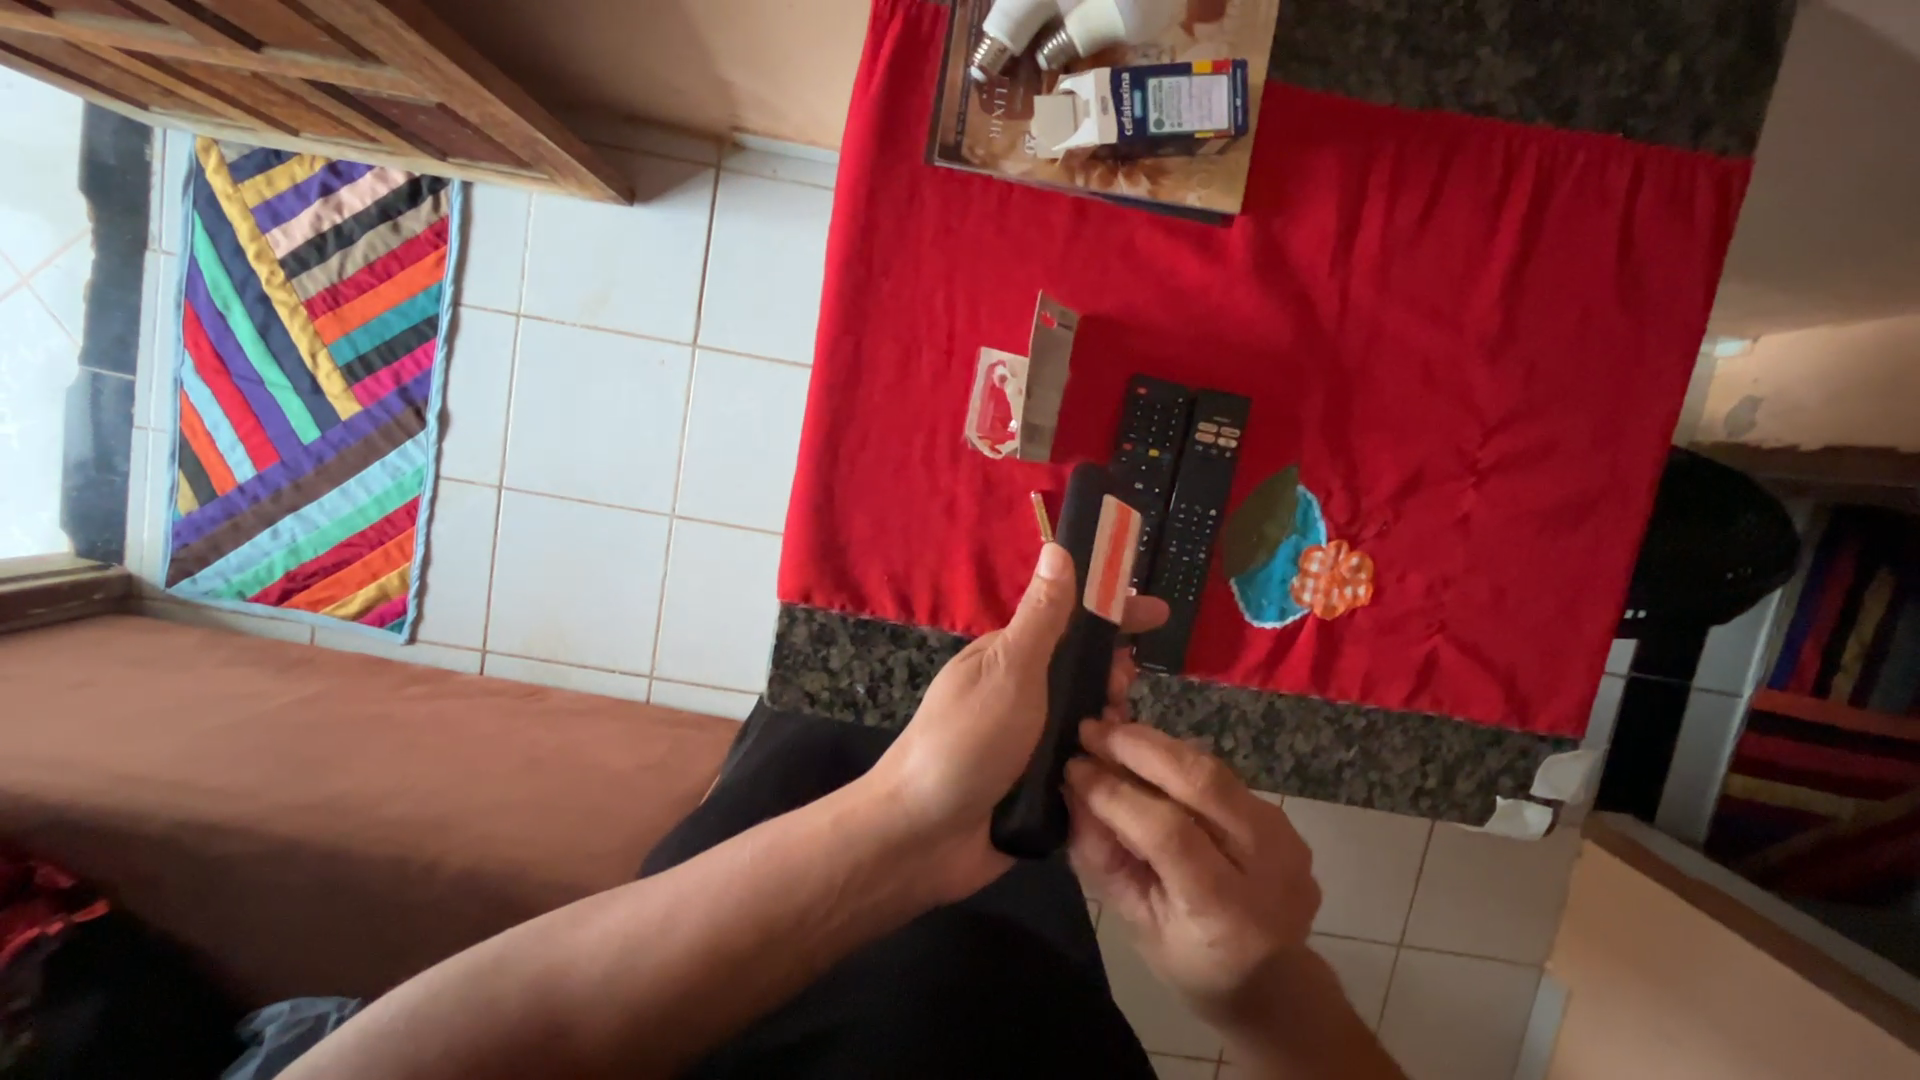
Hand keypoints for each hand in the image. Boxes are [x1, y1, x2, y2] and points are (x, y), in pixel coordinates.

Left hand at [859, 543, 1168, 902]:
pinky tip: (1125, 779)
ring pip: (1092, 723)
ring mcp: (1032, 744)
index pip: (1071, 622)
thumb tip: (1056, 548)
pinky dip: (1105, 769)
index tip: (1160, 614)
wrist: (923, 836)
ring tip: (1116, 741)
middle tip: (1121, 695)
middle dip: (1115, 676)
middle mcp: (1023, 696)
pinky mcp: (1042, 789)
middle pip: (1088, 674)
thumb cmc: (965, 742)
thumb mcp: (1008, 671)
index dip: (1114, 614)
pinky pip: (1087, 769)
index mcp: (1011, 658)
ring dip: (1112, 727)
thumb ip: (1040, 618)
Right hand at [1066, 721, 1319, 1023]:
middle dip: (1138, 748)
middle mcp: (1266, 863)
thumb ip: (1104, 857)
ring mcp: (1283, 835)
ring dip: (1156, 744)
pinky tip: (1146, 754)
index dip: (1115, 793)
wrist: (1275, 983)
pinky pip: (1222, 775)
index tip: (1073, 768)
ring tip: (1111, 731)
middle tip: (1090, 728)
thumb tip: (1073, 789)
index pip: (1168, 833)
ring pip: (1213, 768)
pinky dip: (1178, 759)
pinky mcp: (1282, 818)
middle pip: (1201, 782)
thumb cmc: (1191, 960)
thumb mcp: (1136, 922)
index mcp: (1225, 908)